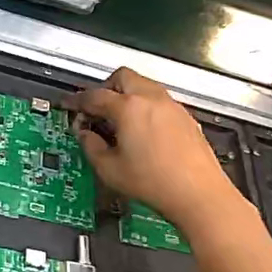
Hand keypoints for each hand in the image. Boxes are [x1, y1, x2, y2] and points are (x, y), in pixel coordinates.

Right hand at [63, 67, 244, 237]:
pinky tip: (142, 131)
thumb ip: (91, 147)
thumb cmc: (156, 183)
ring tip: (119, 120)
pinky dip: (145, 106)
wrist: (198, 194)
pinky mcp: (186, 118)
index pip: (95, 96)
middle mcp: (151, 99)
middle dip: (106, 88)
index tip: (72, 106)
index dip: (78, 101)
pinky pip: (160, 100)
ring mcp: (172, 106)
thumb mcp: (109, 169)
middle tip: (97, 108)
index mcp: (128, 107)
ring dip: (127, 95)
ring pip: (144, 85)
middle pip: (122, 76)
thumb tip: (85, 136)